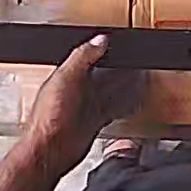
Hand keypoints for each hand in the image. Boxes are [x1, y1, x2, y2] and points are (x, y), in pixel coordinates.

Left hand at [25, 35, 146, 175]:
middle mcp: (78, 90)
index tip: (120, 43)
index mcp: (68, 76)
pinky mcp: (94, 122)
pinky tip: (134, 100)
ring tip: (141, 76)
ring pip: (111, 91)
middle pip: (104, 73)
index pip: (89, 56)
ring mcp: (87, 106)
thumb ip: (82, 57)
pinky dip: (126, 104)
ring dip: (126, 85)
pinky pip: (114, 109)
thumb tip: (99, 40)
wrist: (49, 150)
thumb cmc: (49, 118)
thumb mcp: (65, 78)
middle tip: (137, 59)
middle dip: (120, 67)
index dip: (104, 49)